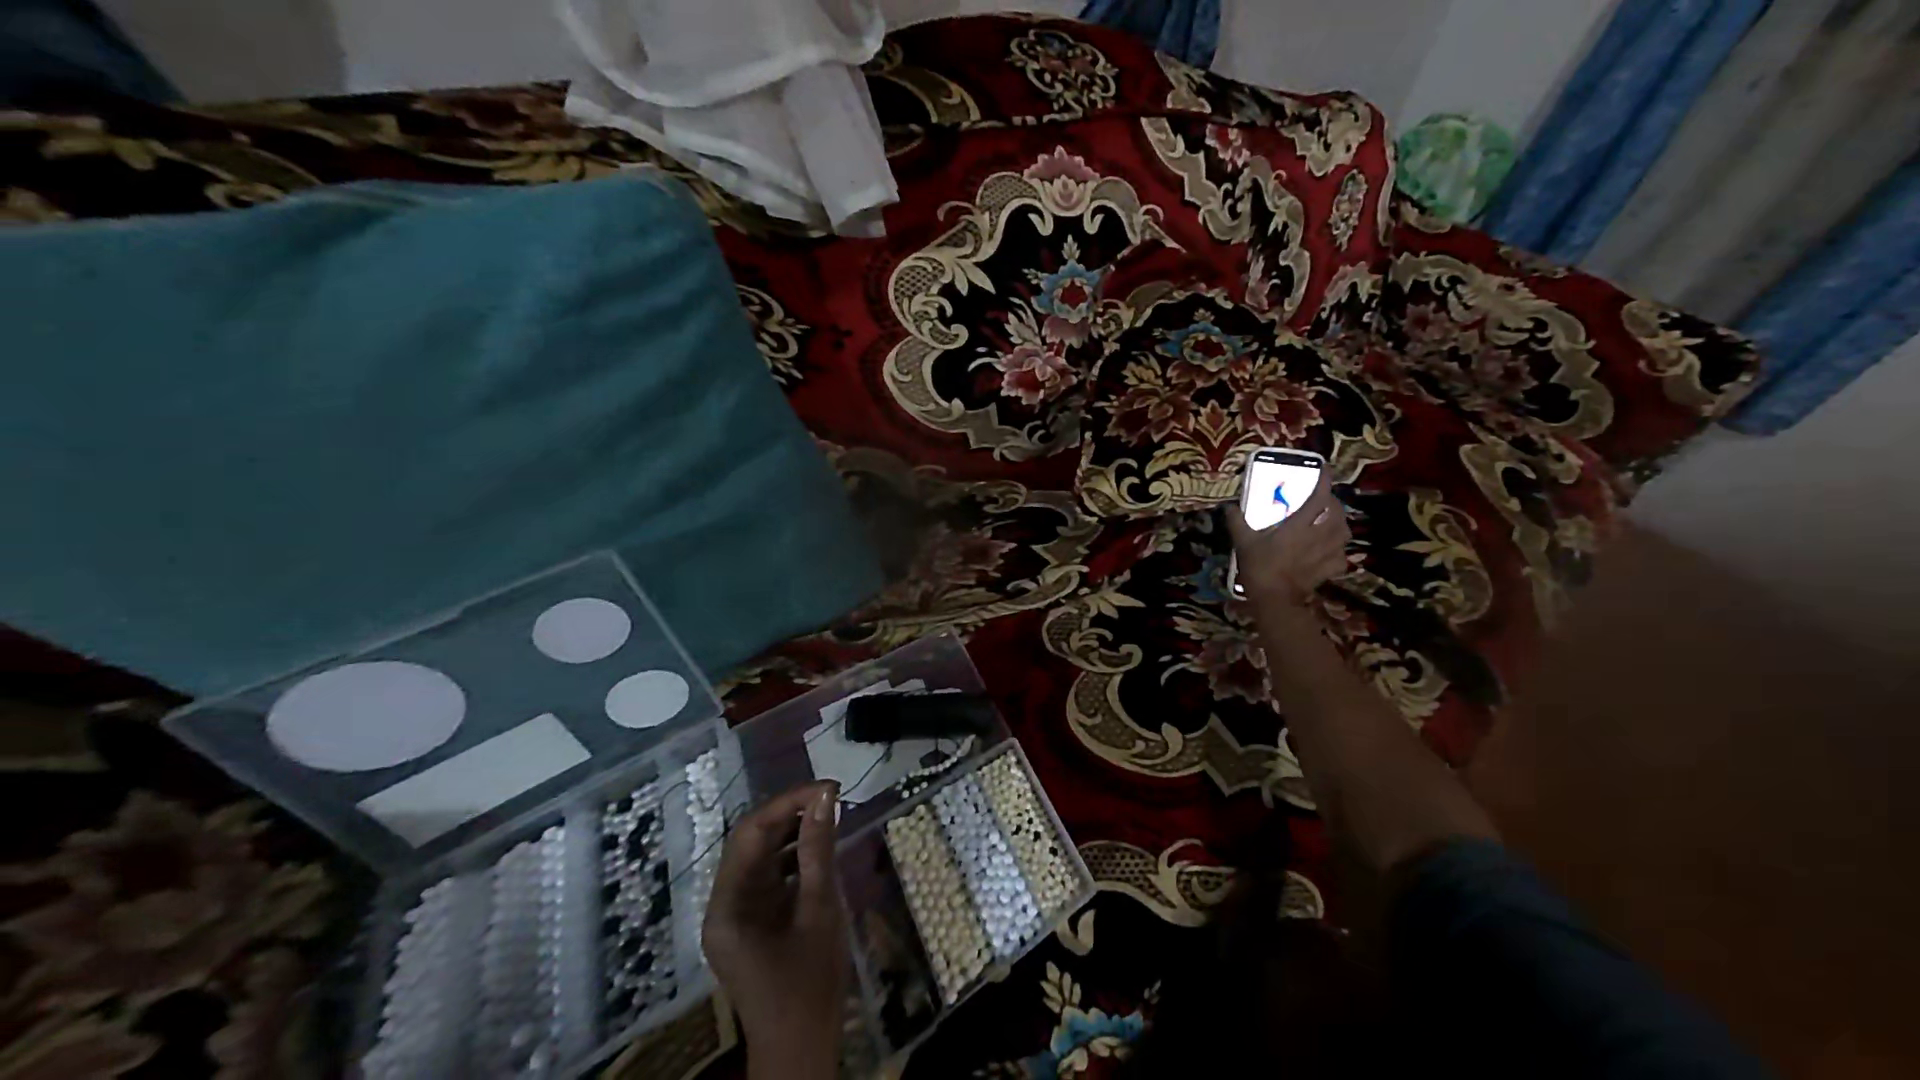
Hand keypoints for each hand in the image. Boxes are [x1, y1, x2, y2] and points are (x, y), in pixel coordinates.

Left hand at [702, 781, 844, 1078]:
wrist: (801, 1046)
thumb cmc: (810, 983)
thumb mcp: (819, 910)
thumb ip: (819, 851)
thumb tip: (826, 798)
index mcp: (727, 905)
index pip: (750, 834)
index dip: (788, 803)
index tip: (828, 788)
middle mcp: (722, 904)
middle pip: (751, 843)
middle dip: (790, 814)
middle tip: (832, 797)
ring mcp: (735, 914)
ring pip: (760, 857)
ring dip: (792, 833)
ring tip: (829, 815)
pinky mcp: (751, 921)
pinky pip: (768, 877)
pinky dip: (793, 858)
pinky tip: (819, 847)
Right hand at [1228, 482, 1351, 606]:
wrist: (1275, 600)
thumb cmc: (1260, 567)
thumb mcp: (1243, 542)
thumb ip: (1237, 522)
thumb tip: (1228, 507)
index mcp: (1299, 526)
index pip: (1318, 498)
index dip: (1324, 481)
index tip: (1325, 470)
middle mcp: (1319, 536)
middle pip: (1337, 514)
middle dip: (1334, 504)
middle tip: (1325, 502)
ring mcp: (1327, 553)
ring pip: (1344, 533)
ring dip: (1340, 524)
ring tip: (1330, 523)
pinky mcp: (1330, 570)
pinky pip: (1342, 556)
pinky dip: (1339, 551)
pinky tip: (1330, 551)